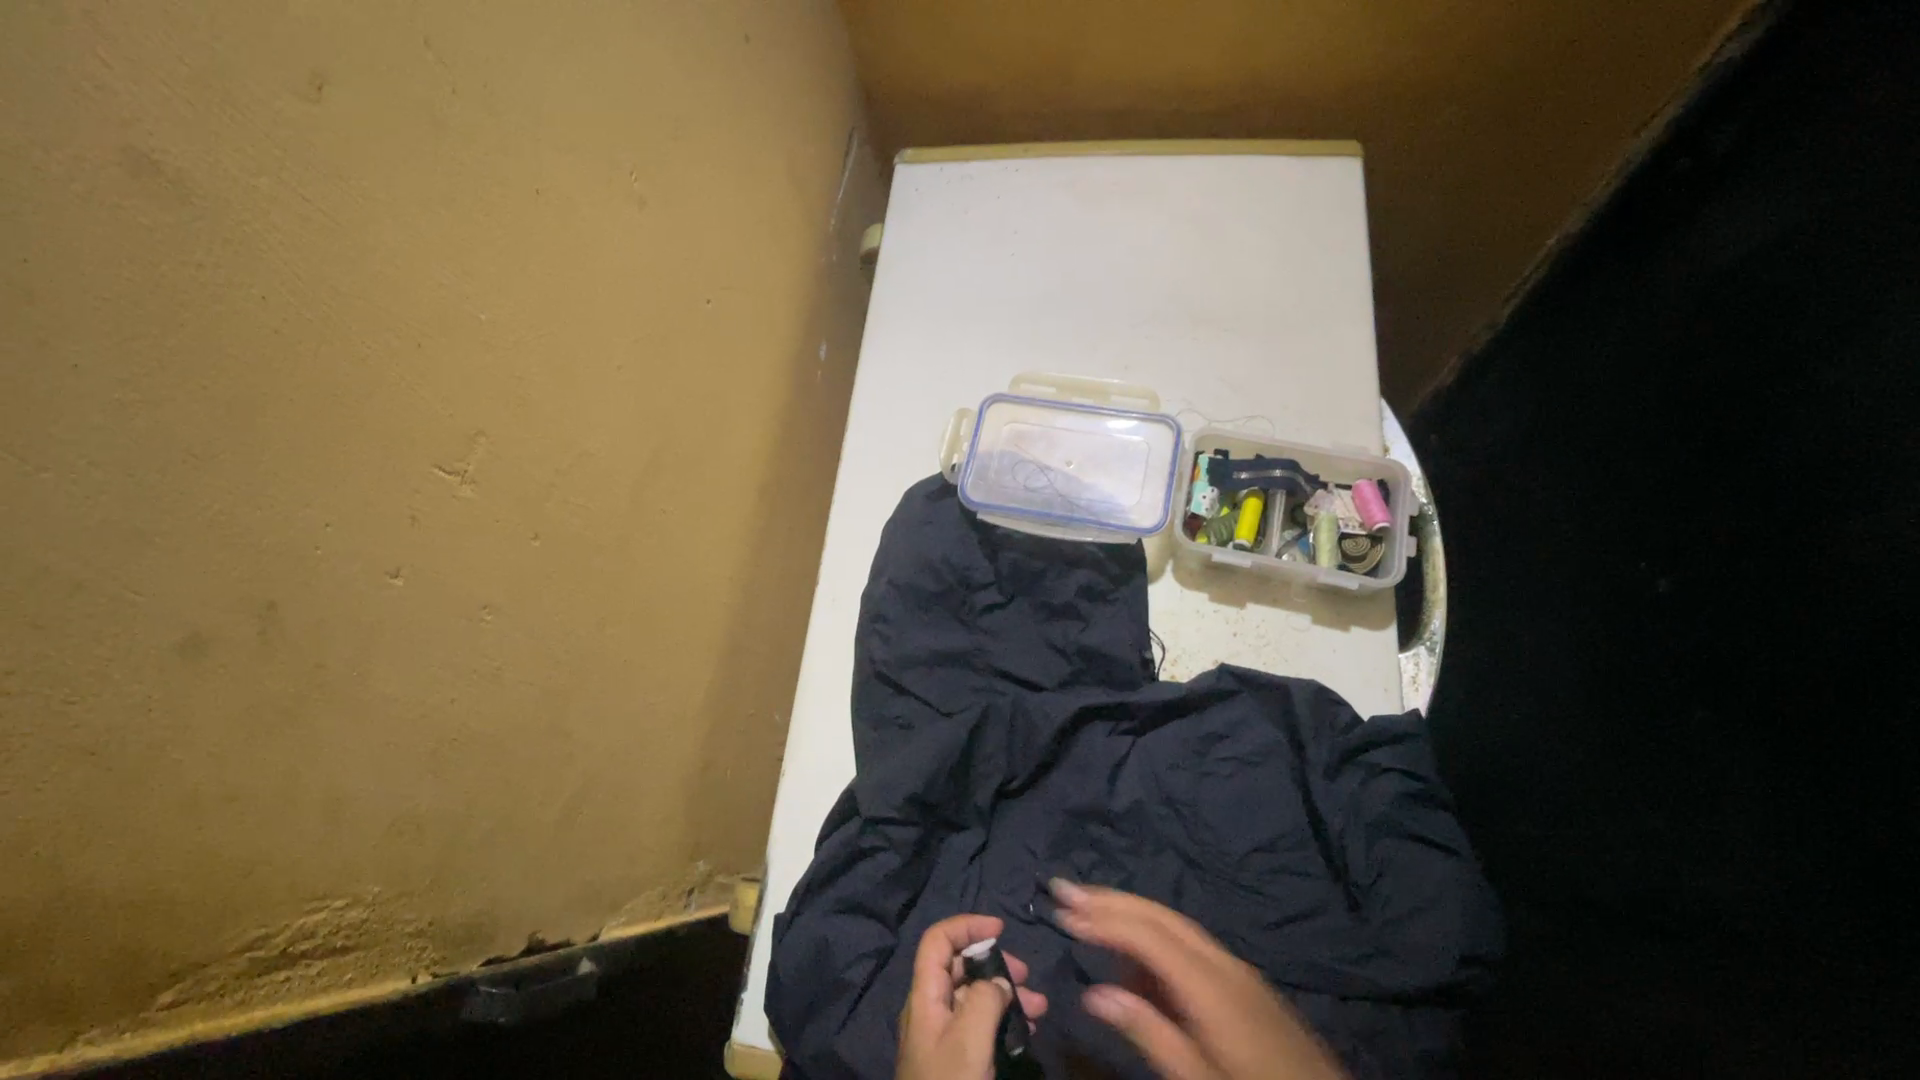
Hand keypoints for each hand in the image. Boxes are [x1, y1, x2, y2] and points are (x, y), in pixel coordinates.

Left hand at [897, 914, 1049, 1079]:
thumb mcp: (969, 1039)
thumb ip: (985, 999)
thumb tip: (1000, 982)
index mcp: (925, 996)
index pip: (937, 941)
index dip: (966, 925)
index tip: (1000, 929)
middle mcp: (930, 1009)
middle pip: (960, 967)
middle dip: (996, 964)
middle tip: (1027, 977)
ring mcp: (942, 1035)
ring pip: (975, 997)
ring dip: (1007, 994)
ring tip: (1038, 1008)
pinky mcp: (956, 1060)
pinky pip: (980, 1025)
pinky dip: (1004, 1020)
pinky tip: (1027, 1031)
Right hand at [1050, 880, 1348, 1079]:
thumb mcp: (1198, 1076)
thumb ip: (1148, 1032)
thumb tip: (1095, 992)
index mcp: (1209, 983)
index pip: (1147, 934)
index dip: (1103, 917)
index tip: (1061, 908)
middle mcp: (1222, 963)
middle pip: (1160, 916)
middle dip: (1110, 899)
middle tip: (1064, 889)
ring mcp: (1236, 970)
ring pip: (1175, 926)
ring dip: (1129, 913)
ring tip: (1085, 915)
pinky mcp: (1242, 983)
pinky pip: (1189, 946)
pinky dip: (1153, 938)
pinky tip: (1132, 957)